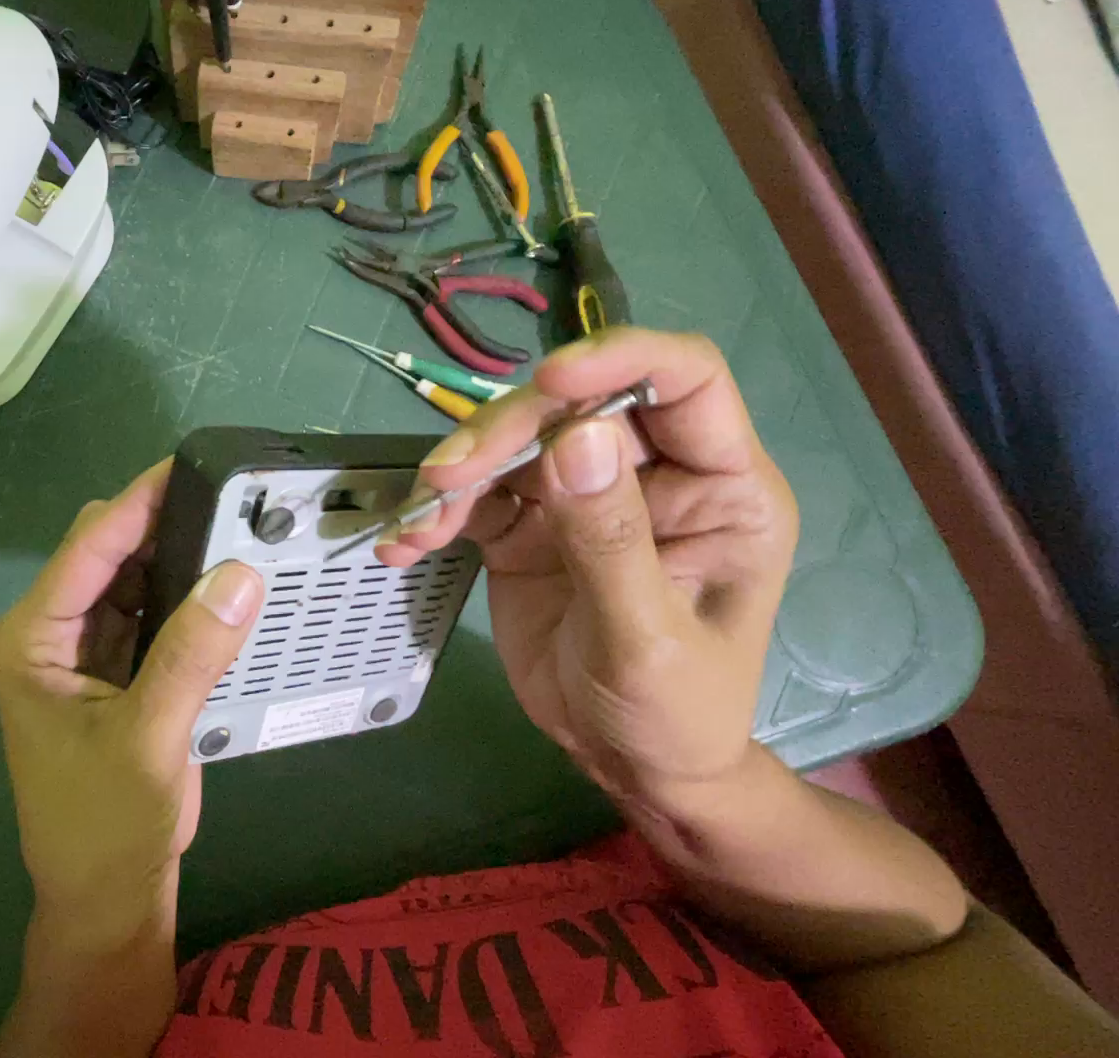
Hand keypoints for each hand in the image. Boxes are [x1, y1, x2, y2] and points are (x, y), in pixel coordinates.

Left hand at [0, 460, 263, 941]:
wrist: (107, 893)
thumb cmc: (107, 822)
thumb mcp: (150, 737)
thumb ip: (192, 654)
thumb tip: (241, 573)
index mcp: (32, 639)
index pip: (88, 549)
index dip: (138, 503)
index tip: (192, 465)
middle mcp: (49, 634)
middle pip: (104, 555)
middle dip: (159, 524)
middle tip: (228, 499)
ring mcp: (81, 651)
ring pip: (129, 580)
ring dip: (174, 557)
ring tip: (233, 527)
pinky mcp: (113, 670)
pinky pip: (148, 613)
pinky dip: (180, 595)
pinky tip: (219, 581)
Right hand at [377, 329, 797, 802]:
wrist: (623, 762)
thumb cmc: (673, 711)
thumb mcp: (647, 638)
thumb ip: (612, 539)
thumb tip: (574, 436)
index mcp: (718, 486)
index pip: (682, 381)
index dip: (620, 359)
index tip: (548, 381)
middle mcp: (646, 475)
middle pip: (570, 410)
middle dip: (501, 435)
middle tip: (443, 481)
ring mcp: (577, 499)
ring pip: (508, 449)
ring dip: (454, 478)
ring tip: (416, 527)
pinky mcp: (524, 529)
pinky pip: (473, 501)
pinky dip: (432, 517)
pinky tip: (402, 546)